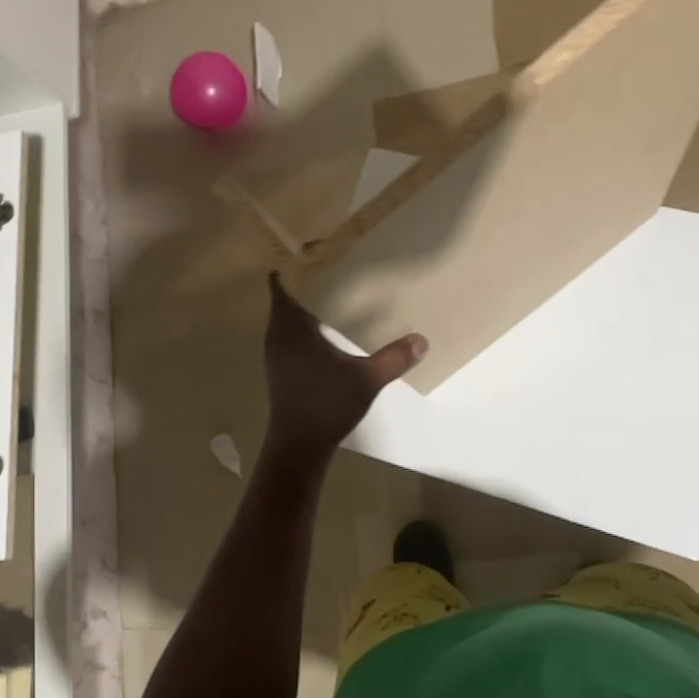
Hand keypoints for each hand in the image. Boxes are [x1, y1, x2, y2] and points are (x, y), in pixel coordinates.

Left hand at [263, 273, 426, 457]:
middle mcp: (277, 336)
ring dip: (305, 306)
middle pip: (286, 299)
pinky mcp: (281, 369)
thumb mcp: (366, 380)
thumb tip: (421, 339)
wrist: (298, 446)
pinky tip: (326, 330)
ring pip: (286, 319)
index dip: (294, 267)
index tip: (314, 252)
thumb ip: (393, 358)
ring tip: (333, 293)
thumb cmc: (326, 406)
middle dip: (305, 283)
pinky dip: (304, 326)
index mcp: (291, 329)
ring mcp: (276, 354)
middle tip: (333, 266)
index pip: (282, 285)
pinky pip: (289, 335)